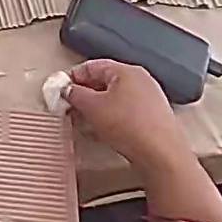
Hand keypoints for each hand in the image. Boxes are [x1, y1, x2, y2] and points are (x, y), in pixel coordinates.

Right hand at [62, 60, 192, 175]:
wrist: (161, 155)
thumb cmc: (131, 126)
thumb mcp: (92, 107)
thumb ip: (75, 94)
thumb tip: (67, 89)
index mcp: (126, 71)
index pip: (92, 65)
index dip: (72, 77)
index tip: (60, 89)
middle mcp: (140, 80)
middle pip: (103, 81)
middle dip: (83, 94)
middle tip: (69, 105)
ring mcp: (148, 98)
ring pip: (114, 97)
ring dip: (95, 107)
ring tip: (82, 120)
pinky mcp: (152, 117)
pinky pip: (125, 110)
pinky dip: (110, 116)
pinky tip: (102, 129)